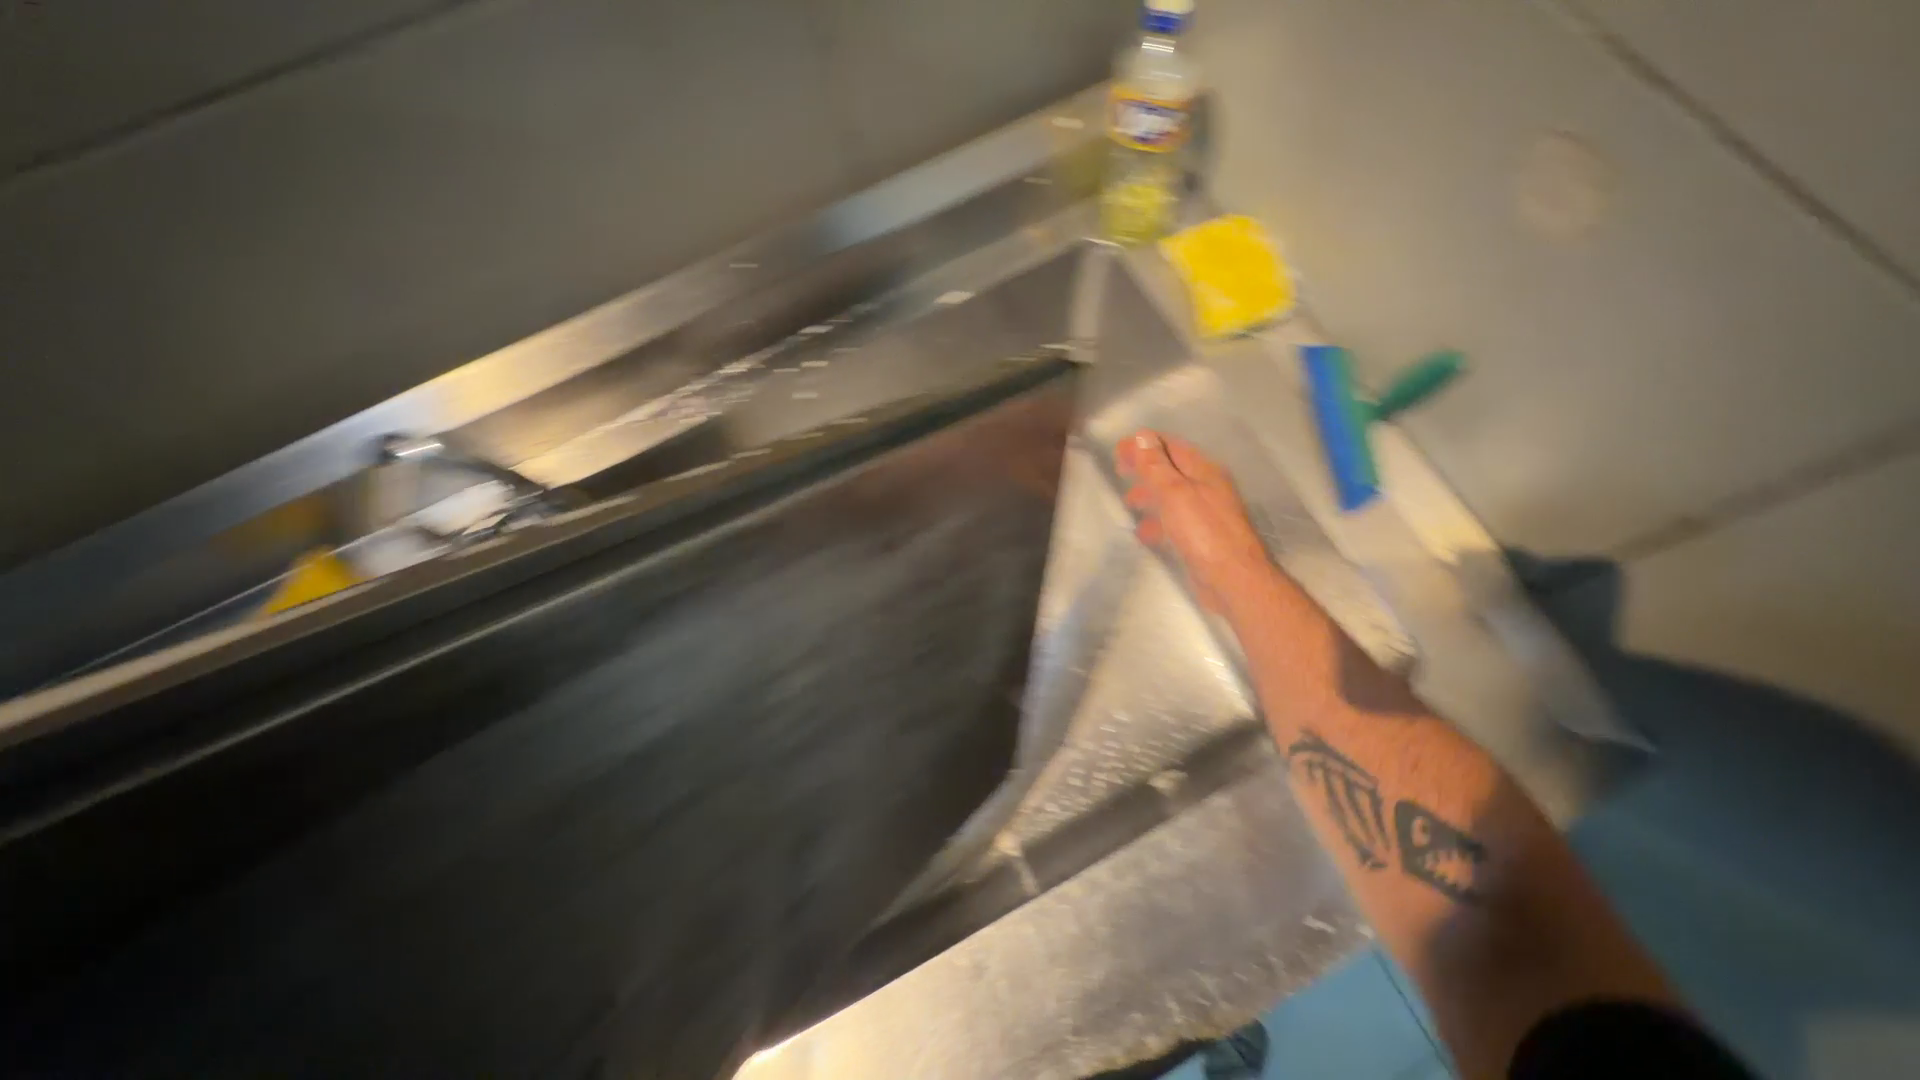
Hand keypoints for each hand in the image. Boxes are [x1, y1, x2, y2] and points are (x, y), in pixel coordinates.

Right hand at [1116, 430, 1272, 612]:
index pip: (1170, 446)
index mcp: (1203, 471)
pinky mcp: (1201, 539)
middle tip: (1119, 471)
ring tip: (1128, 502)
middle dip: (1145, 468)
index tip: (1117, 450)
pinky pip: (1175, 523)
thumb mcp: (1175, 493)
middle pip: (1171, 470)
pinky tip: (1144, 533)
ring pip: (1172, 497)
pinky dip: (1157, 522)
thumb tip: (1142, 436)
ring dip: (1150, 495)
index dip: (1143, 445)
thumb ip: (1156, 466)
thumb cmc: (1203, 532)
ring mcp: (1205, 514)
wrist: (1232, 579)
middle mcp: (1207, 488)